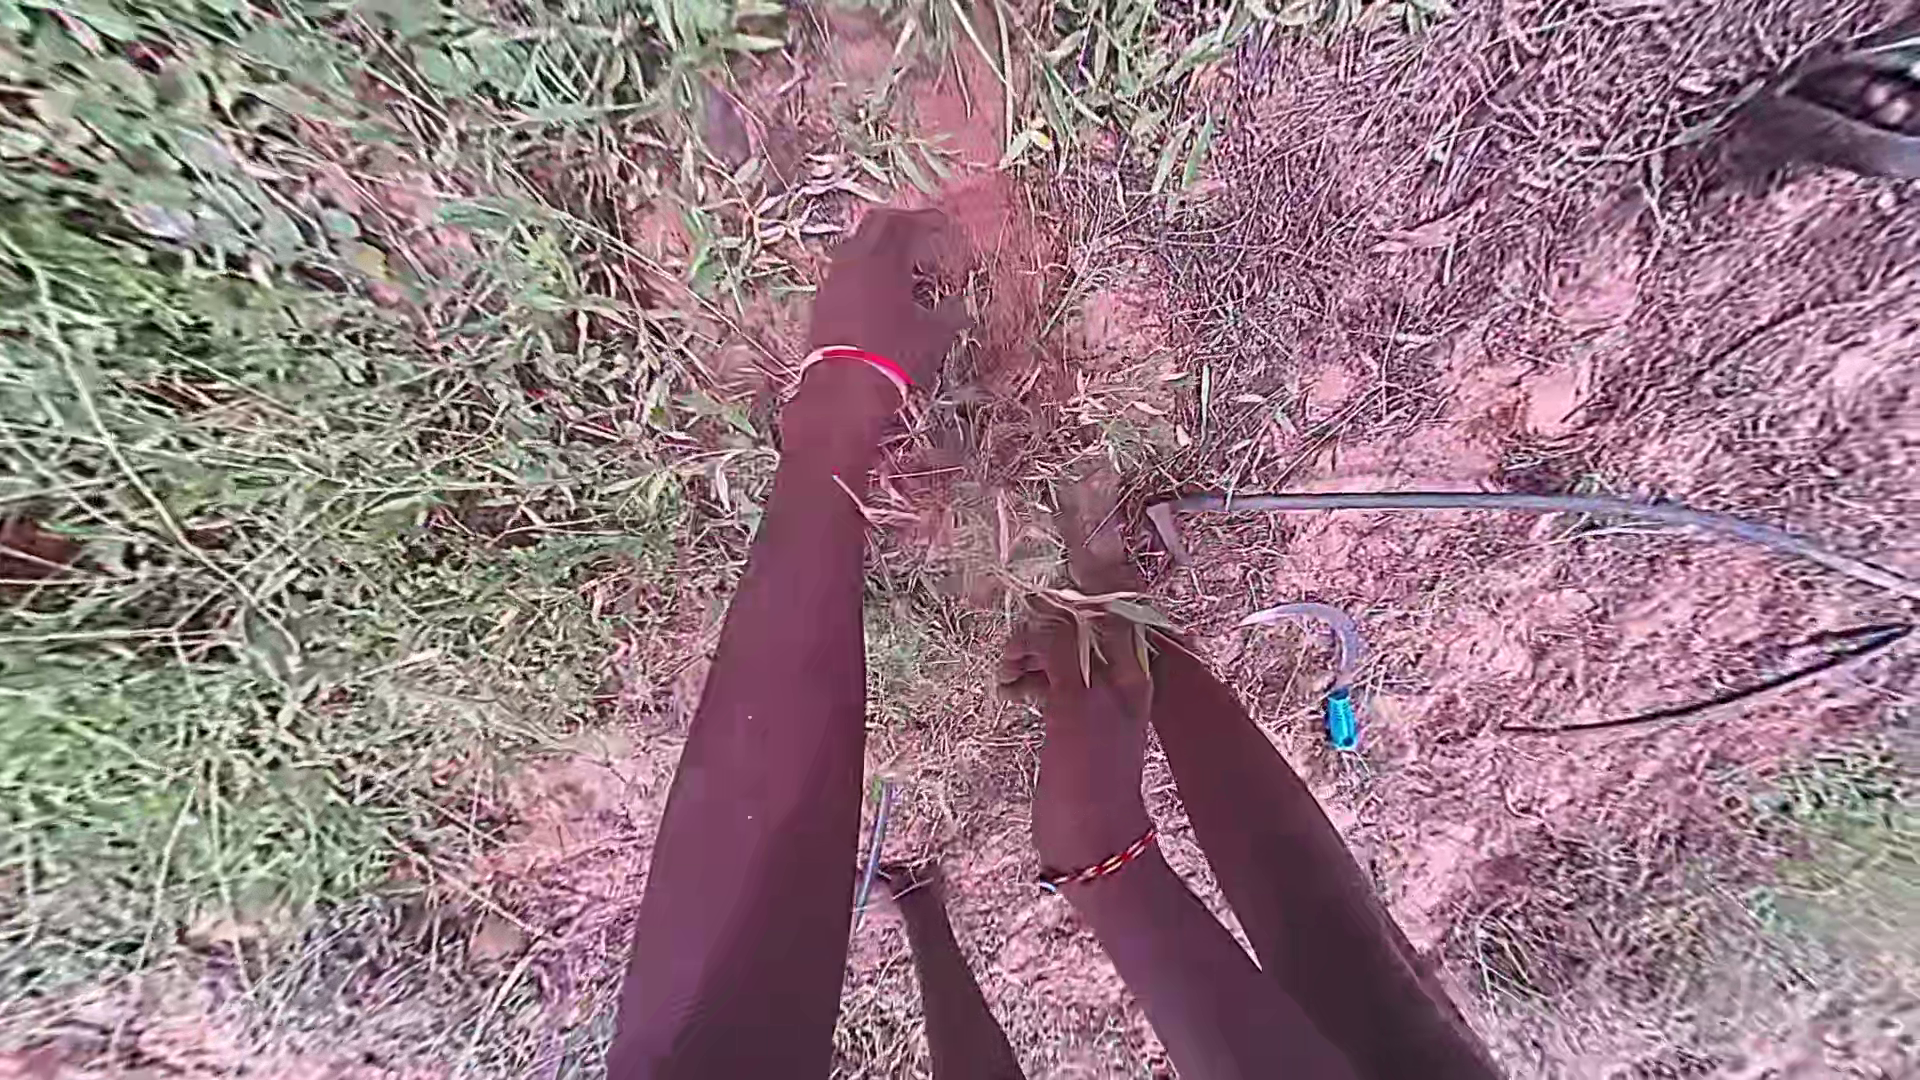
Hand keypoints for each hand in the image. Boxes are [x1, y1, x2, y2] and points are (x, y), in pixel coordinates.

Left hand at [807, 208, 968, 386]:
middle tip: (921, 243)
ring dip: (880, 255)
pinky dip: (866, 276)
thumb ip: (949, 315)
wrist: (844, 393)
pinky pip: (847, 276)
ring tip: (903, 274)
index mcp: (882, 260)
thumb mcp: (933, 336)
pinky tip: (880, 298)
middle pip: (875, 227)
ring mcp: (832, 283)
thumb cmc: (894, 358)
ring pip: (857, 251)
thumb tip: (959, 309)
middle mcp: (852, 262)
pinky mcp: (822, 306)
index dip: (926, 221)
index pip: (904, 223)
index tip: (942, 226)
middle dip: (900, 229)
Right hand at [999, 469, 1155, 873]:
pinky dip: (1024, 670)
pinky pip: (1043, 669)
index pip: (1110, 598)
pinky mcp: (1068, 707)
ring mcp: (1090, 687)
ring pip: (1054, 641)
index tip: (1070, 526)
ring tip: (1006, 673)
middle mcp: (1114, 667)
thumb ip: (1061, 649)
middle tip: (1013, 649)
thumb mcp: (1074, 709)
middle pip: (1075, 616)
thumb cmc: (1086, 778)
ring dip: (1026, 648)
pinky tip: (1009, 687)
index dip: (1093, 563)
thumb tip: (1041, 609)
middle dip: (1040, 621)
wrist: (1090, 844)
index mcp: (1127, 663)